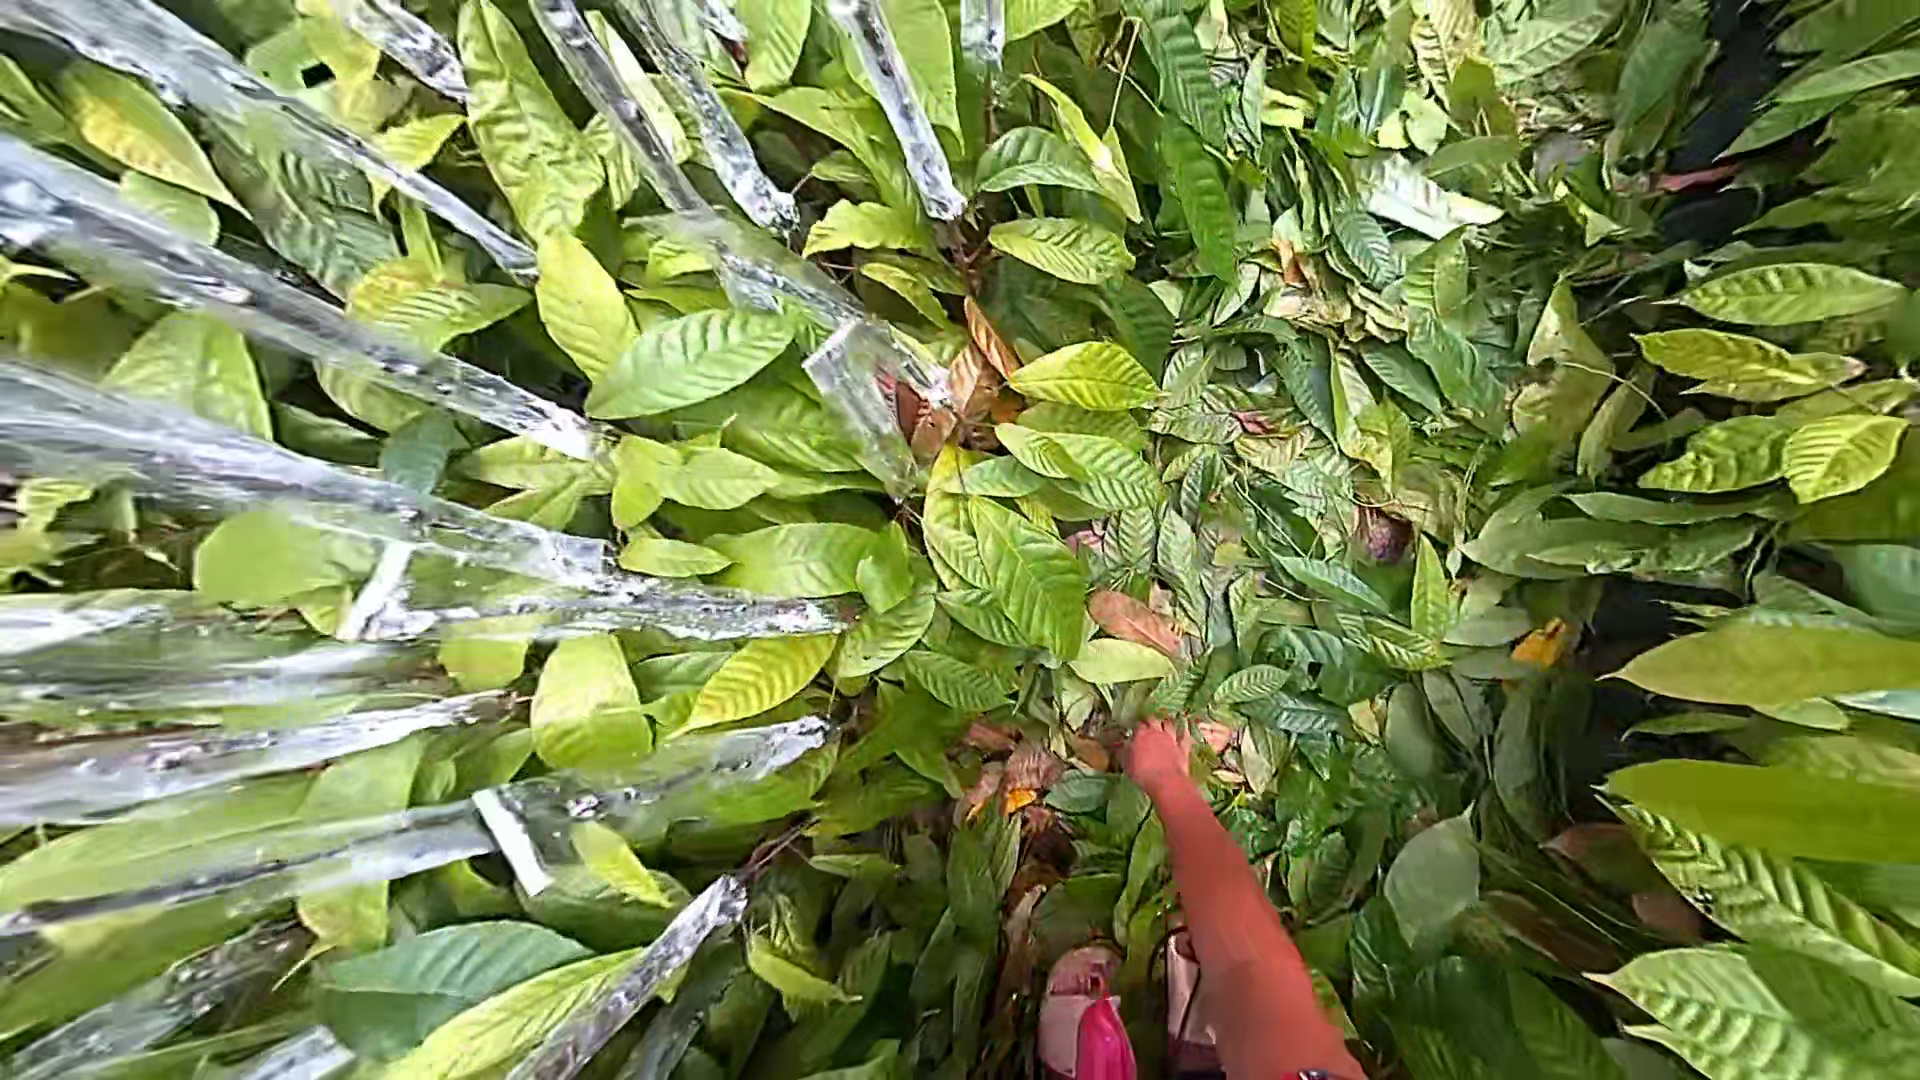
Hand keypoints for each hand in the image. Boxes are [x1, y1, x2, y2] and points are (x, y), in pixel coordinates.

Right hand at [1125, 718, 1193, 798]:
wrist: (1166, 782)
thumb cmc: (1142, 773)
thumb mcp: (1126, 763)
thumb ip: (1123, 751)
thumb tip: (1120, 745)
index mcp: (1141, 735)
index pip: (1138, 725)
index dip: (1137, 726)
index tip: (1135, 730)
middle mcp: (1156, 733)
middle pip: (1153, 720)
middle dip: (1150, 720)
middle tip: (1148, 724)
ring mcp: (1171, 739)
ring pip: (1169, 725)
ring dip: (1166, 724)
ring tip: (1164, 724)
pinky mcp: (1182, 748)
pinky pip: (1184, 737)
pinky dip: (1184, 732)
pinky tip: (1184, 730)